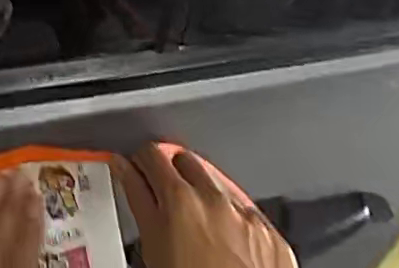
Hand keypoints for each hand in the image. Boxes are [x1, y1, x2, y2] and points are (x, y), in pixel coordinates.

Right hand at [114, 145, 295, 267]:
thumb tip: (123, 168)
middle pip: (186, 161)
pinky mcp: (275, 238)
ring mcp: (248, 218)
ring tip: (201, 228)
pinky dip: (237, 222)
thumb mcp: (152, 245)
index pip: (152, 153)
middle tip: (168, 199)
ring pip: (218, 185)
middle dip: (174, 174)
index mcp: (179, 197)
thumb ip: (136, 196)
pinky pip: (249, 214)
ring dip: (206, 196)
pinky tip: (230, 246)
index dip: (142, 164)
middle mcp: (215, 199)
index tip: (140, 172)